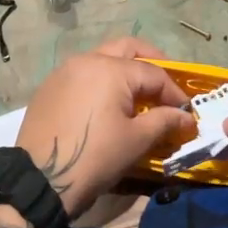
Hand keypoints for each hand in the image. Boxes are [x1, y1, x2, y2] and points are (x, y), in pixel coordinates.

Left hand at [15, 37, 194, 216]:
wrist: (41, 179)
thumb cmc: (95, 157)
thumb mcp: (136, 140)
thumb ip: (164, 121)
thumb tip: (186, 117)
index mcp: (111, 69)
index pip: (153, 73)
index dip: (174, 92)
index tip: (186, 113)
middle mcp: (86, 60)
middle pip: (126, 49)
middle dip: (150, 63)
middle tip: (164, 85)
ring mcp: (64, 71)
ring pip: (101, 59)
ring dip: (123, 70)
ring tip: (137, 95)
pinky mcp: (49, 87)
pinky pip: (82, 74)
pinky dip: (100, 81)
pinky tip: (106, 103)